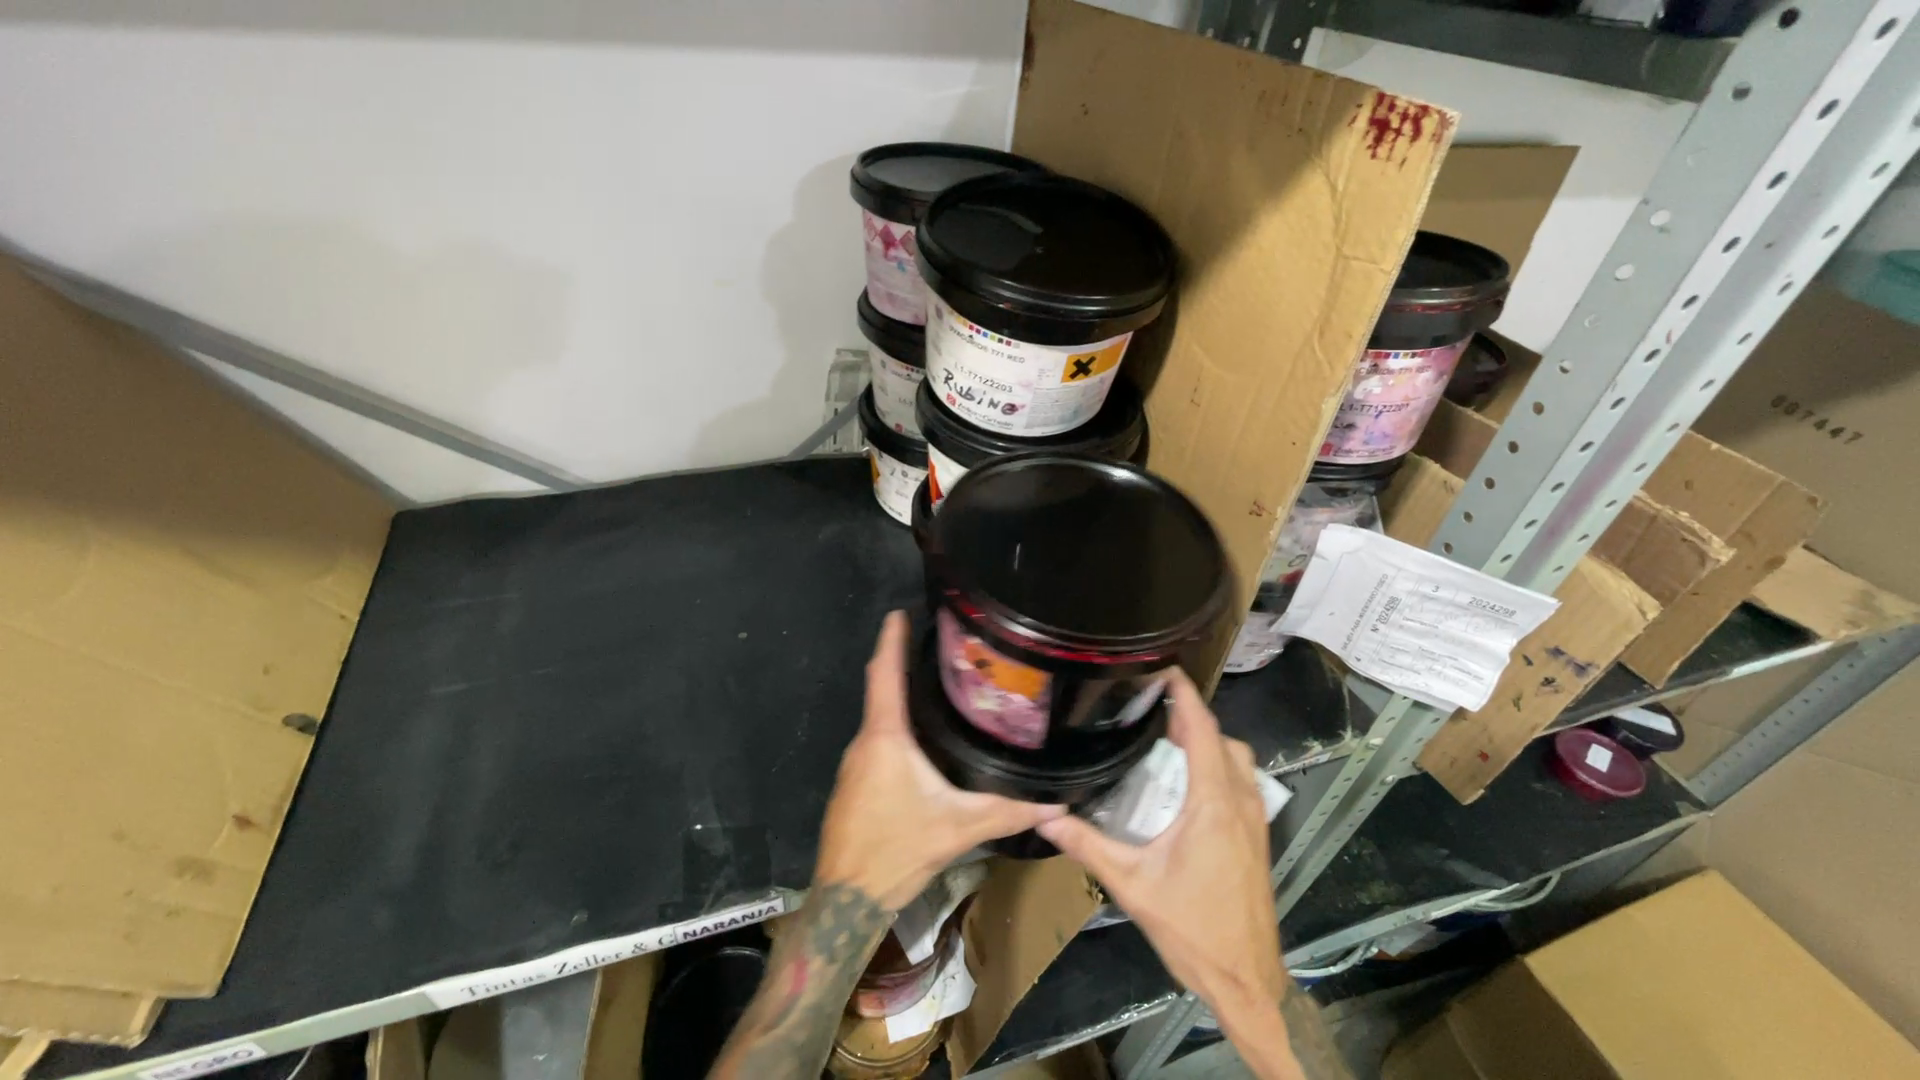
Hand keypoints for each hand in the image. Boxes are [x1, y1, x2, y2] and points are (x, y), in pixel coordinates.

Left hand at [813, 611, 1067, 910]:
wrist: (848, 897)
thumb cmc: (898, 850)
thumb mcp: (959, 827)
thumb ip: (1008, 811)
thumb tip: (1057, 804)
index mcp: (886, 738)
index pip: (885, 674)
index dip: (891, 639)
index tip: (900, 611)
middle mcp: (864, 743)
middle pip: (879, 690)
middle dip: (900, 662)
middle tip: (935, 644)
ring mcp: (853, 765)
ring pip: (877, 719)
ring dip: (899, 698)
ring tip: (934, 684)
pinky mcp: (852, 785)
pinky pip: (874, 742)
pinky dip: (893, 728)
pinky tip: (919, 739)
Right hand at [1037, 671, 1287, 1026]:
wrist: (1244, 977)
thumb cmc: (1191, 928)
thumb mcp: (1132, 885)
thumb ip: (1088, 845)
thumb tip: (1046, 815)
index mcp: (1213, 803)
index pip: (1202, 729)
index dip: (1184, 694)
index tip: (1160, 669)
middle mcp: (1241, 802)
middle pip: (1223, 739)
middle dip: (1192, 716)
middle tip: (1150, 709)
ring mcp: (1256, 820)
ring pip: (1238, 760)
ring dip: (1209, 742)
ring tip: (1167, 741)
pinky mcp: (1258, 837)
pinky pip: (1242, 782)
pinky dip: (1219, 767)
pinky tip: (1187, 785)